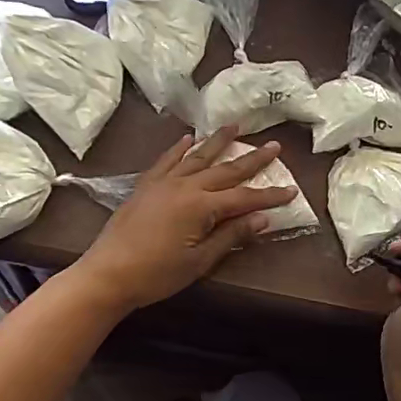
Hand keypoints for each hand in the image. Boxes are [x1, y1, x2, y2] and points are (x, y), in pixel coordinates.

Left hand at [74, 128, 298, 311]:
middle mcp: (184, 186)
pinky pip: (167, 160)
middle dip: (252, 159)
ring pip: (197, 157)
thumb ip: (231, 235)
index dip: (269, 195)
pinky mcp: (145, 186)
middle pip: (225, 169)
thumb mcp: (200, 260)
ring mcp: (163, 182)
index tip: (292, 190)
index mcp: (201, 206)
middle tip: (274, 145)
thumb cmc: (157, 274)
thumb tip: (263, 218)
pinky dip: (179, 148)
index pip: (244, 197)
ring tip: (235, 126)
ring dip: (218, 141)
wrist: (108, 273)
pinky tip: (188, 138)